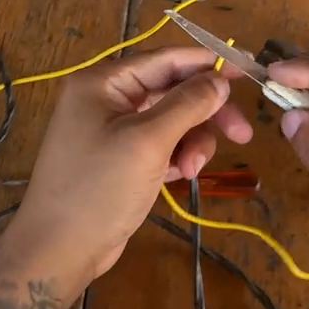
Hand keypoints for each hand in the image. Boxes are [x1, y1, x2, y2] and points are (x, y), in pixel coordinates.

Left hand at [8, 48, 252, 282]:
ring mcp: (113, 130)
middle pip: (172, 91)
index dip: (207, 64)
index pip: (165, 59)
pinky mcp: (121, 159)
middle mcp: (107, 99)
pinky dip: (176, 156)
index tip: (248, 72)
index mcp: (103, 82)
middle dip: (205, 113)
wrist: (59, 249)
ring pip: (171, 121)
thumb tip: (220, 79)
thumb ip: (187, 104)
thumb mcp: (148, 142)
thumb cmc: (99, 188)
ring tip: (191, 170)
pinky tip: (179, 176)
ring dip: (191, 142)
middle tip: (243, 134)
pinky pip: (161, 145)